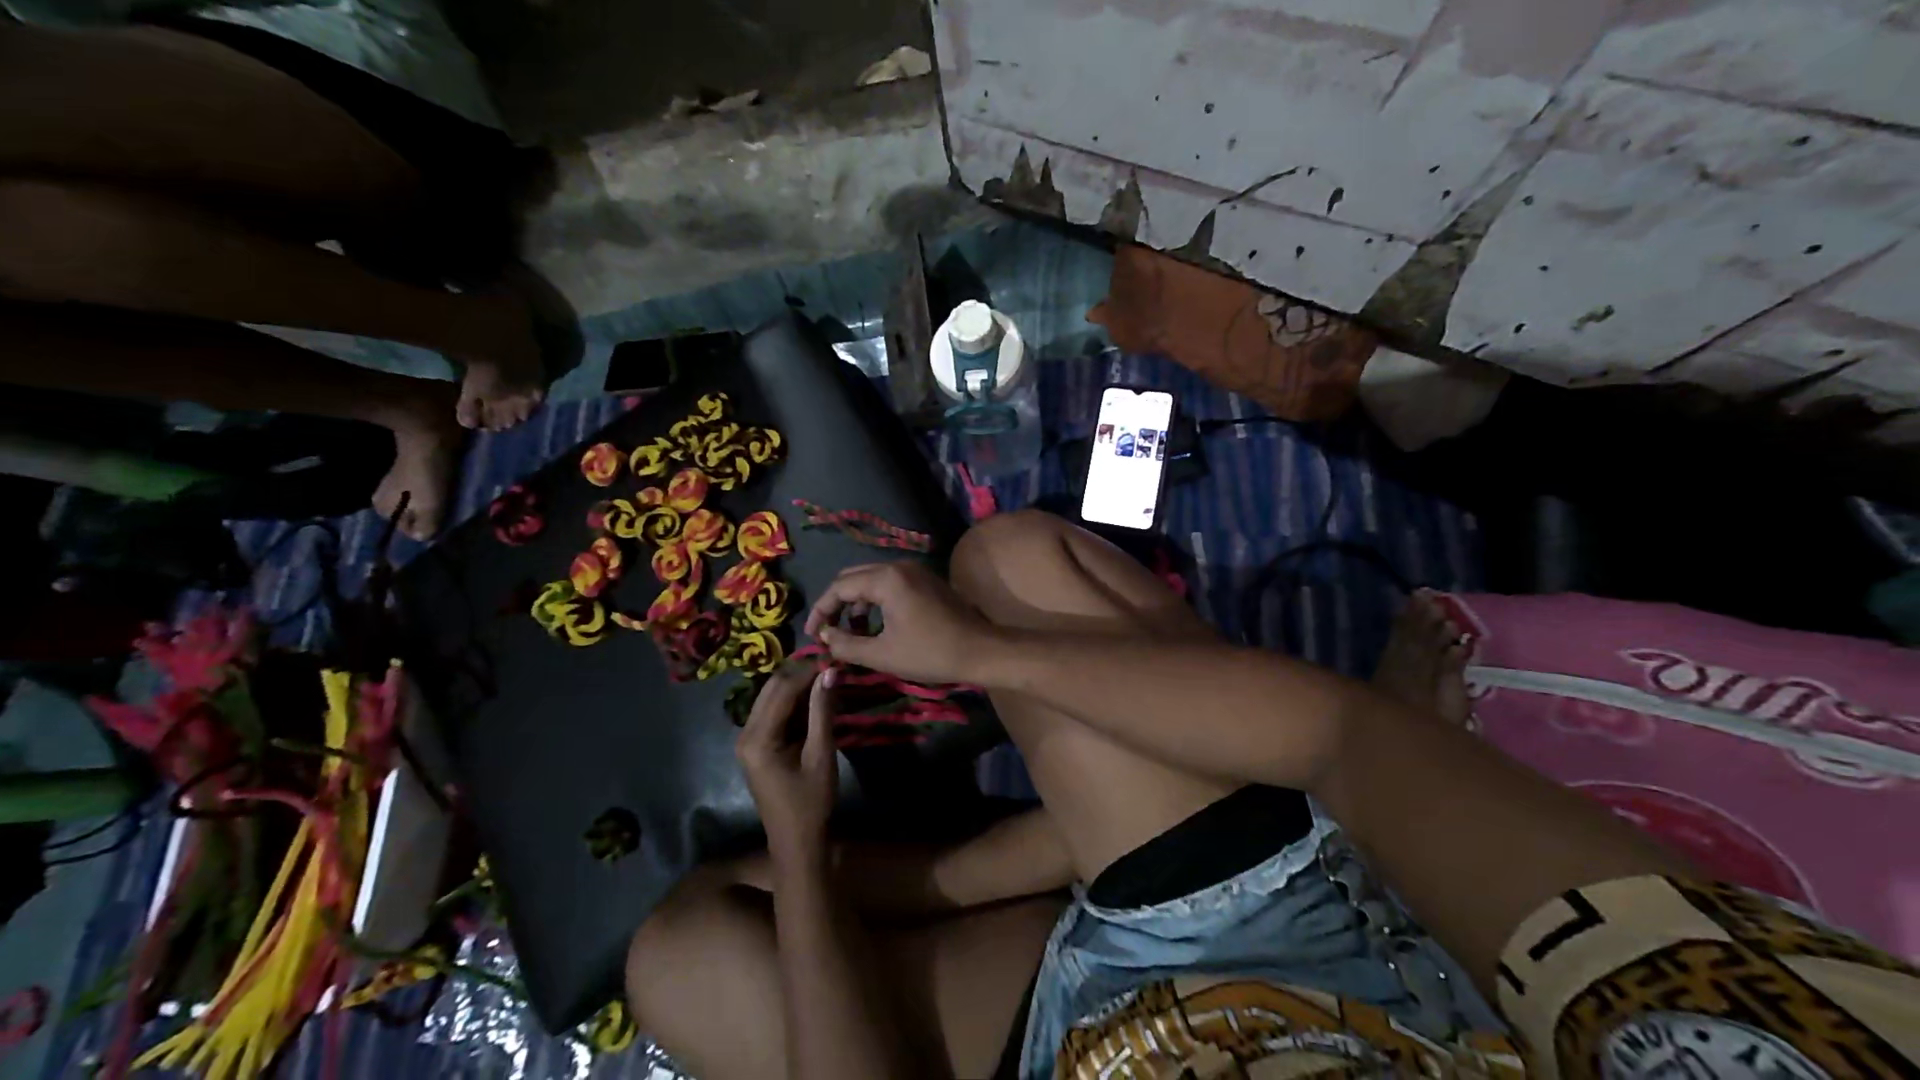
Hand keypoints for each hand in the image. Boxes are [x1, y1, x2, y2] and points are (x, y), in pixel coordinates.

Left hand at [736, 666, 838, 865]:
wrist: (796, 842)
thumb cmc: (811, 802)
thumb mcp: (821, 754)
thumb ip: (822, 711)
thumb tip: (830, 672)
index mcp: (758, 738)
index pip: (782, 689)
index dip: (808, 670)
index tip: (835, 658)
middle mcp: (745, 734)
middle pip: (772, 688)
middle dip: (801, 674)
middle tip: (833, 666)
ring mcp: (747, 740)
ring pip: (772, 698)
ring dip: (798, 687)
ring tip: (828, 679)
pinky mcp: (755, 746)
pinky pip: (773, 712)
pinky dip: (793, 703)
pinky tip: (815, 701)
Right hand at [803, 562, 995, 683]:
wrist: (982, 651)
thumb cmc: (931, 653)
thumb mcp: (882, 655)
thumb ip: (846, 644)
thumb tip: (824, 636)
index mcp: (887, 579)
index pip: (839, 587)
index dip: (821, 611)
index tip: (812, 635)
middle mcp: (899, 566)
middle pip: (853, 577)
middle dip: (836, 603)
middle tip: (827, 631)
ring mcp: (915, 571)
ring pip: (871, 579)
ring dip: (856, 603)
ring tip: (852, 633)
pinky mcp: (927, 580)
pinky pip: (890, 584)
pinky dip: (875, 601)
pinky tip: (876, 626)